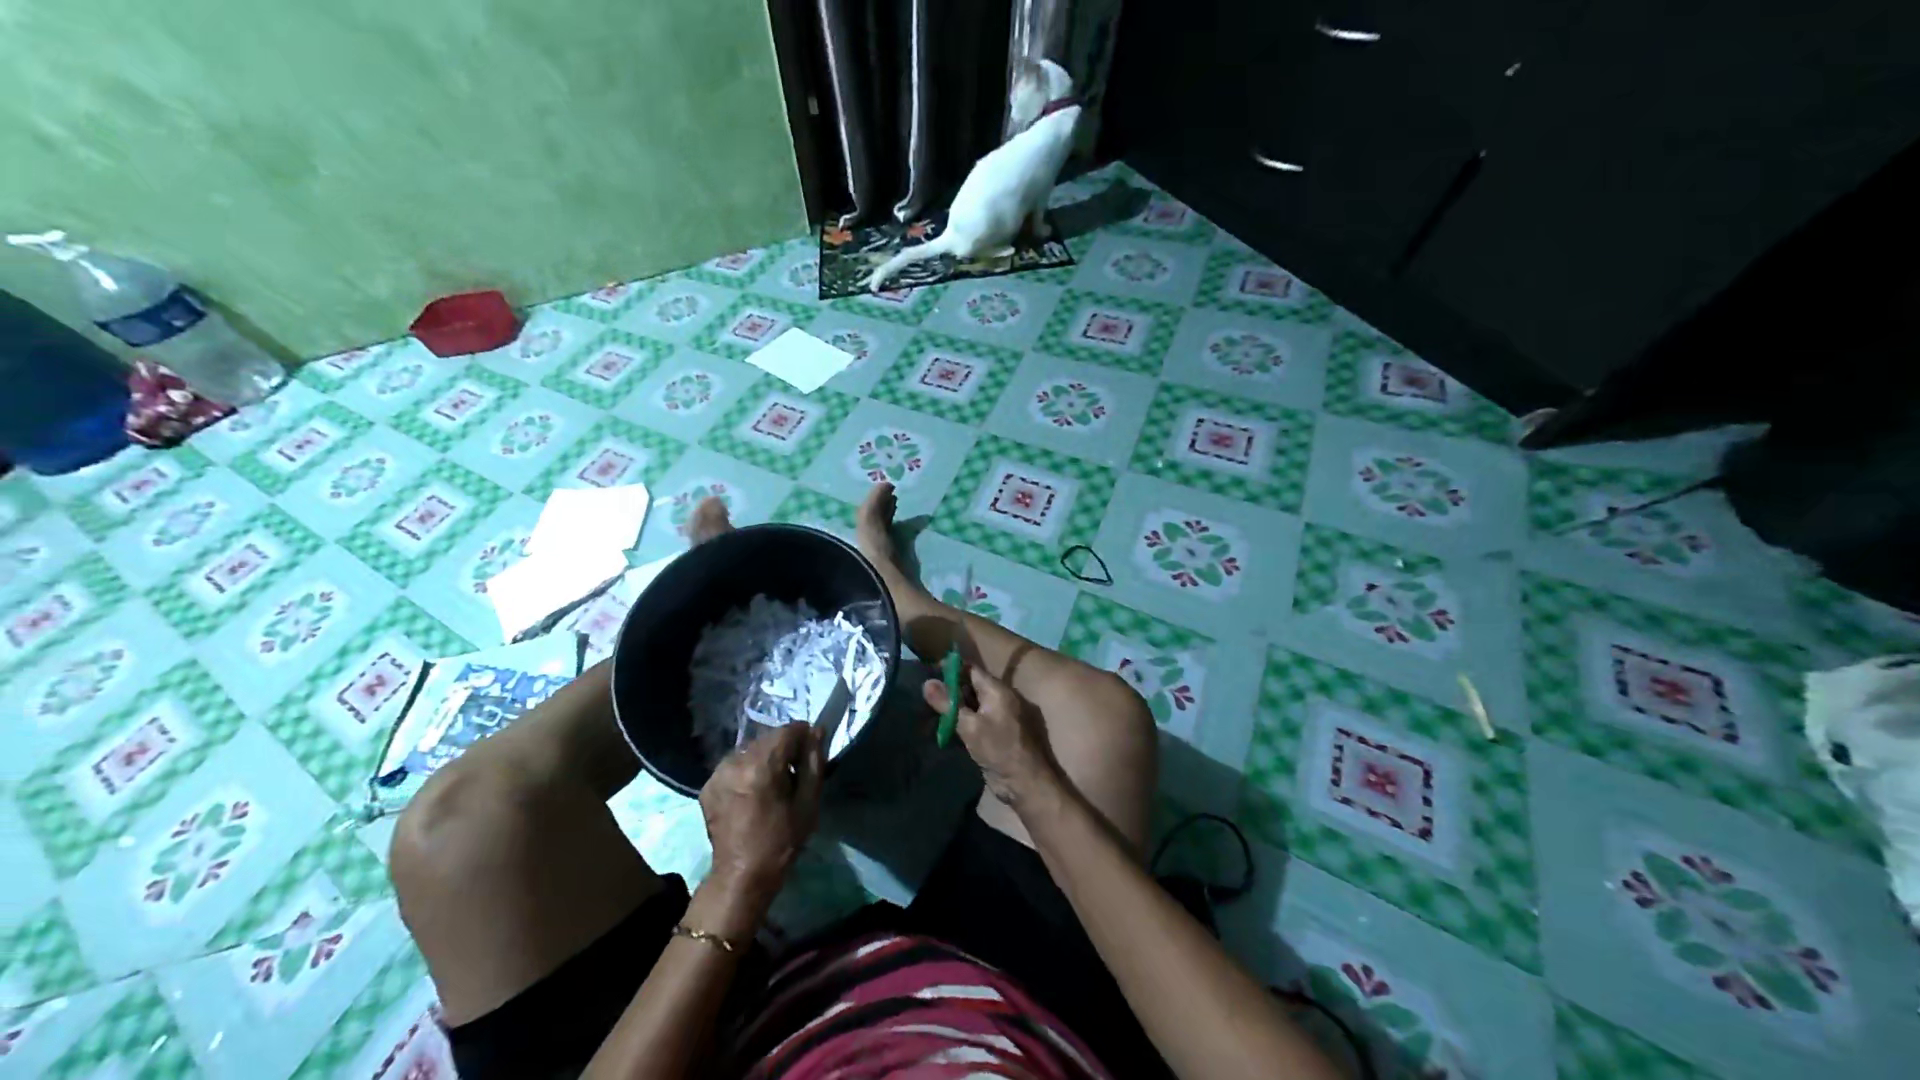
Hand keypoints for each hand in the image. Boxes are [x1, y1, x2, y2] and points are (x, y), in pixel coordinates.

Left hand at [699, 722, 823, 896]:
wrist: (741, 876)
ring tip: (772, 786)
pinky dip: (747, 771)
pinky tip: (752, 794)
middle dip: (784, 749)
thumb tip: (817, 731)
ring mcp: (717, 773)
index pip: (788, 730)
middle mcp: (735, 762)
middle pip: (768, 738)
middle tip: (792, 775)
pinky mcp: (708, 784)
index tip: (810, 756)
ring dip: (765, 759)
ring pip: (751, 750)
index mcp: (761, 766)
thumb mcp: (808, 803)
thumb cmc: (781, 842)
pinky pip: (735, 764)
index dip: (803, 738)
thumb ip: (814, 762)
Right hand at [923, 667, 1060, 806]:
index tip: (929, 672)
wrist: (1024, 782)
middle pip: (971, 686)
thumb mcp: (970, 726)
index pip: (971, 670)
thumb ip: (948, 704)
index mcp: (997, 690)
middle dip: (950, 688)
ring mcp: (998, 716)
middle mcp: (999, 699)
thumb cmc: (999, 749)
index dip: (951, 669)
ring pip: (972, 704)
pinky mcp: (995, 733)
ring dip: (954, 707)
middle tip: (925, 693)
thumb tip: (927, 682)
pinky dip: (961, 720)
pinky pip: (975, 719)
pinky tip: (943, 725)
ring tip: (928, 707)